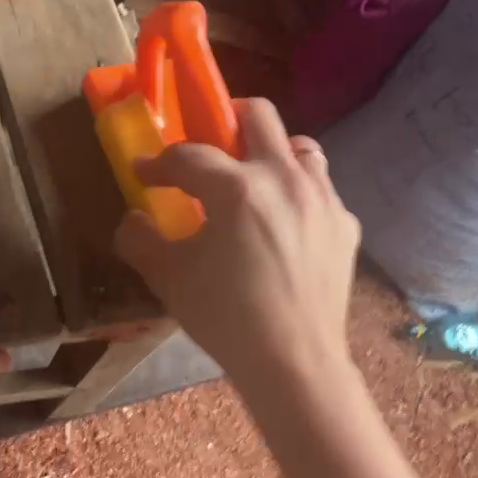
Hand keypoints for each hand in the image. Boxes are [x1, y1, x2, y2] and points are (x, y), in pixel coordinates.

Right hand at [115, 97, 360, 384]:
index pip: (189, 157)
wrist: (293, 361)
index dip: (159, 163)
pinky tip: (282, 226)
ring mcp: (323, 199)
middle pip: (258, 116)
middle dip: (225, 118)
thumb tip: (133, 219)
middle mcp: (285, 179)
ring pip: (300, 147)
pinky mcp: (345, 226)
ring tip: (252, 180)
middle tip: (209, 143)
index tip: (144, 173)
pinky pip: (320, 190)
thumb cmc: (225, 317)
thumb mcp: (168, 278)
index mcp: (238, 188)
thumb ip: (141, 240)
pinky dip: (297, 193)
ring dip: (271, 152)